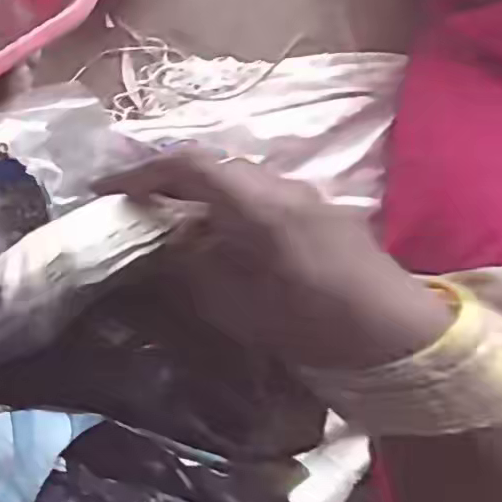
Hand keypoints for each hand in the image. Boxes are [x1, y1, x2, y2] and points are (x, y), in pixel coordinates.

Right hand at [93, 149, 452, 369]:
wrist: (398, 337)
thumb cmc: (308, 323)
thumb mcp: (231, 302)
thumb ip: (191, 263)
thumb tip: (165, 241)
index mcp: (258, 208)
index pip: (187, 166)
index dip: (138, 173)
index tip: (103, 189)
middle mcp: (281, 188)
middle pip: (209, 163)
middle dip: (160, 176)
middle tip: (127, 199)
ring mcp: (303, 194)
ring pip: (233, 174)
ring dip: (191, 186)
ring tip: (161, 210)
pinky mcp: (315, 208)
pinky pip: (253, 189)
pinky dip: (219, 197)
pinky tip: (209, 225)